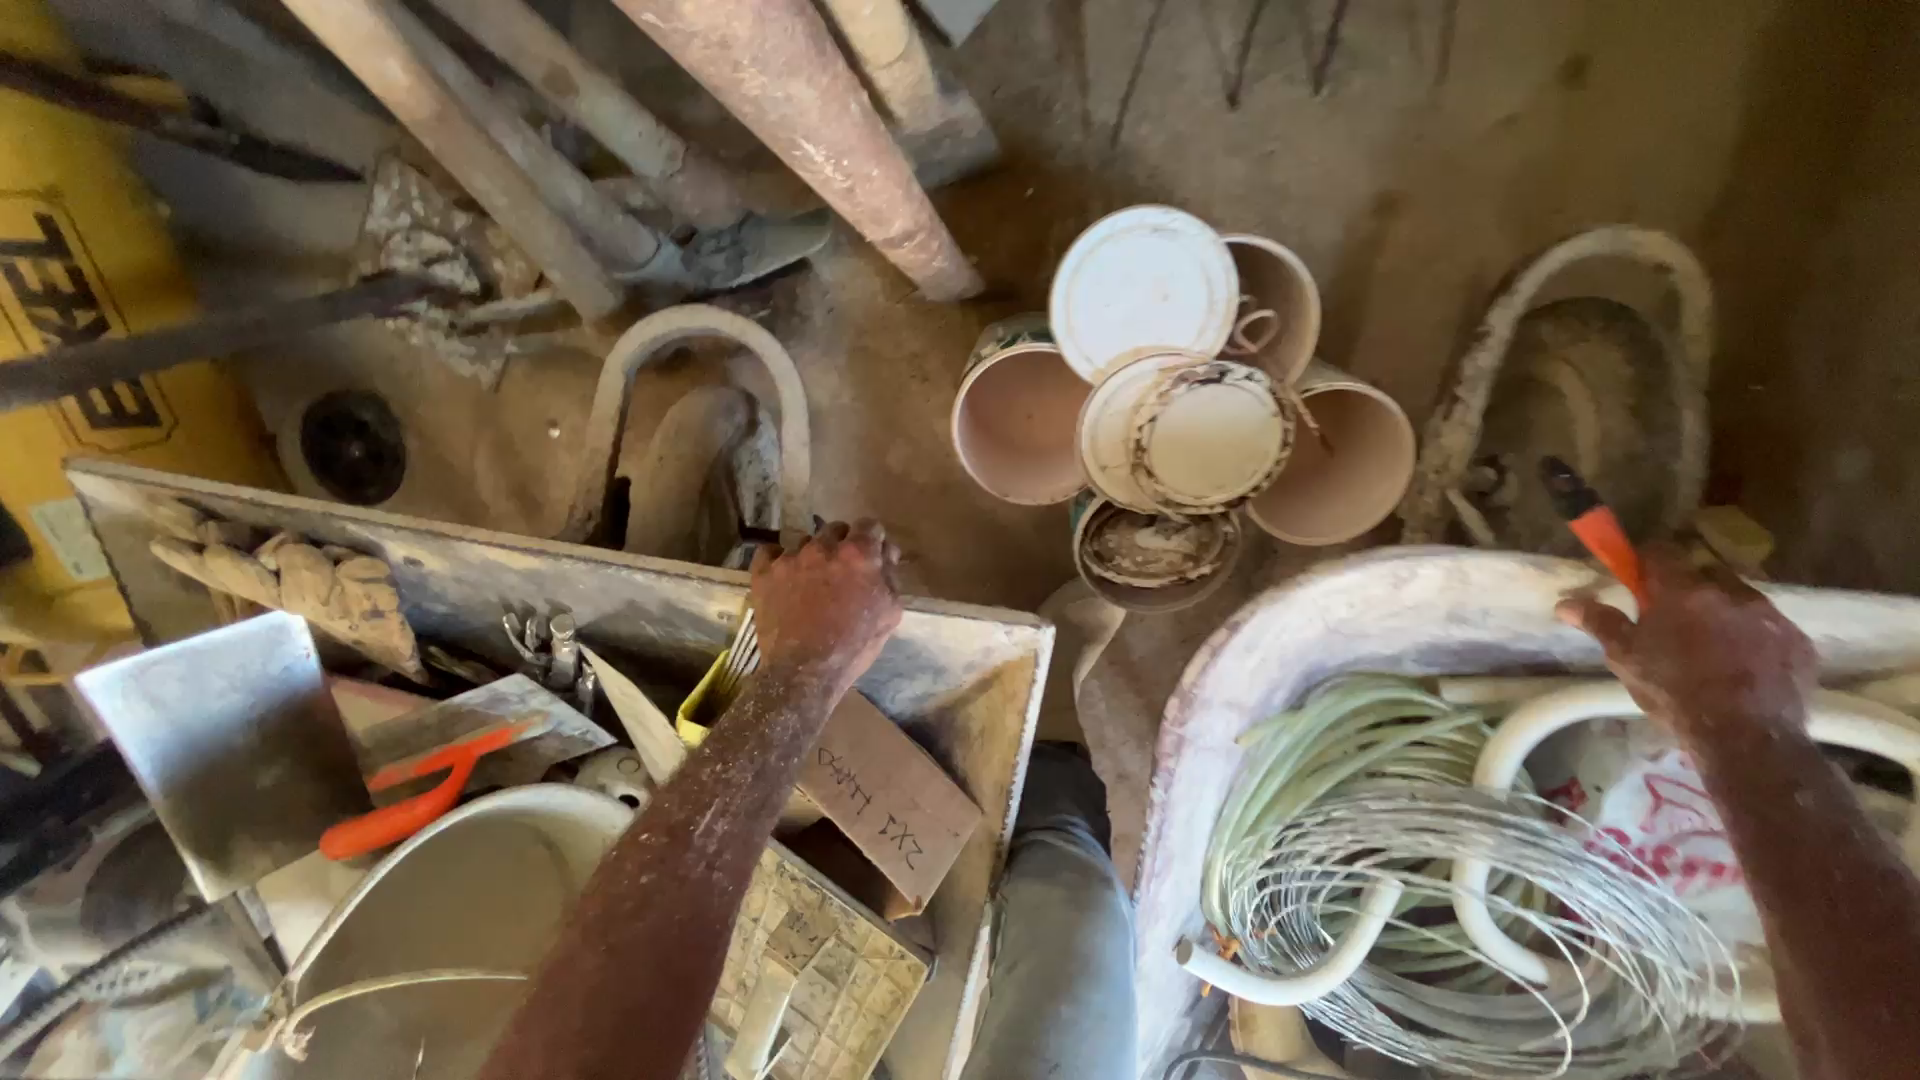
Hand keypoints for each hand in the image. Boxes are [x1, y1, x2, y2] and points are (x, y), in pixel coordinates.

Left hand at [750, 520, 902, 693]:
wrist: (805, 671)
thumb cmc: (854, 645)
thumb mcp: (890, 613)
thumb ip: (890, 576)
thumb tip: (885, 554)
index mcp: (859, 554)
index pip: (869, 525)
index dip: (871, 540)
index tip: (870, 554)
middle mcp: (824, 546)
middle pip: (836, 529)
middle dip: (842, 544)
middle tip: (842, 570)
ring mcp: (790, 557)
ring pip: (804, 541)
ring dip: (812, 555)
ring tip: (811, 580)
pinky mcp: (764, 572)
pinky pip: (770, 552)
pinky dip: (778, 560)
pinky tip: (784, 577)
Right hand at [1557, 544, 1816, 742]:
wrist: (1745, 735)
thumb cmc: (1673, 690)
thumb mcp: (1624, 657)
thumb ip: (1600, 622)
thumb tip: (1566, 603)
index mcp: (1684, 592)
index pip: (1663, 552)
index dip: (1646, 560)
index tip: (1636, 576)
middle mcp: (1732, 594)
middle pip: (1706, 573)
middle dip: (1688, 586)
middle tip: (1671, 615)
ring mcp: (1772, 617)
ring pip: (1741, 599)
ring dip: (1722, 611)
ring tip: (1708, 643)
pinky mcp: (1800, 643)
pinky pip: (1770, 627)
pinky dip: (1753, 635)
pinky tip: (1740, 663)